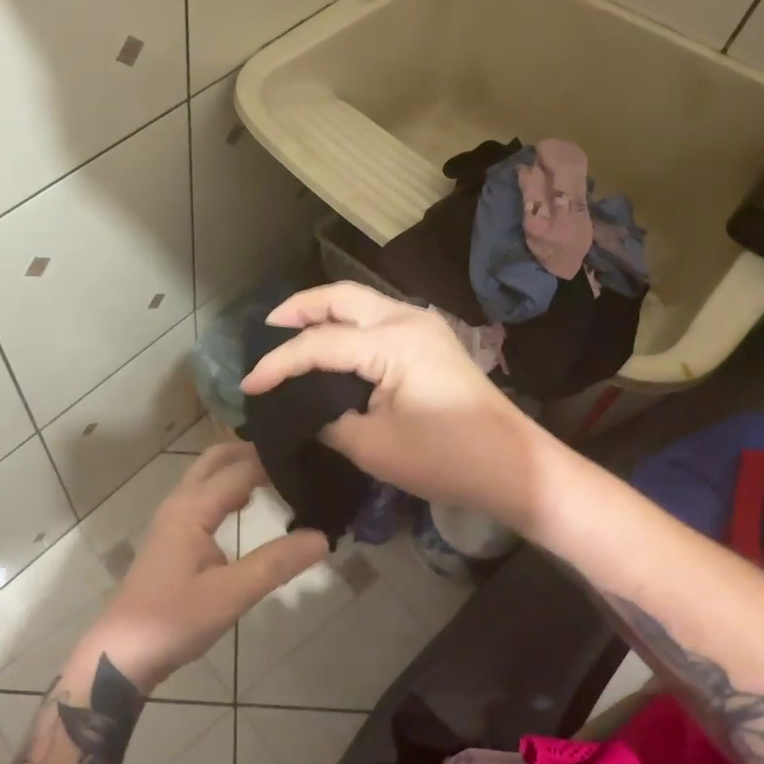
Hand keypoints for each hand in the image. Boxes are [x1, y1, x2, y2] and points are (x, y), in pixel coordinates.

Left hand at [80, 442, 327, 690]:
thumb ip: (275, 563)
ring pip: (209, 476)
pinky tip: (252, 505)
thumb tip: (322, 536)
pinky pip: (205, 496)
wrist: (123, 652)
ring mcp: (173, 518)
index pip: (241, 469)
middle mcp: (180, 502)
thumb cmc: (174, 620)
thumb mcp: (230, 595)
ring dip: (241, 469)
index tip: (314, 458)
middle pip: (218, 459)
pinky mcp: (173, 535)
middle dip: (254, 452)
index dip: (275, 461)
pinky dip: (230, 489)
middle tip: (296, 458)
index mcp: (192, 507)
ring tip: (283, 477)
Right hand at [240, 282, 544, 518]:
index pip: (319, 344)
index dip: (279, 364)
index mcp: (392, 343)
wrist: (515, 467)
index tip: (248, 385)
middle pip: (341, 296)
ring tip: (289, 333)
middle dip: (298, 307)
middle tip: (266, 330)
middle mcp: (407, 320)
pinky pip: (377, 318)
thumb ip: (329, 420)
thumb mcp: (374, 447)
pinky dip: (346, 324)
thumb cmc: (446, 459)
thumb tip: (305, 410)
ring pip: (360, 301)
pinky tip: (330, 346)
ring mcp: (423, 326)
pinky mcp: (430, 341)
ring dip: (323, 311)